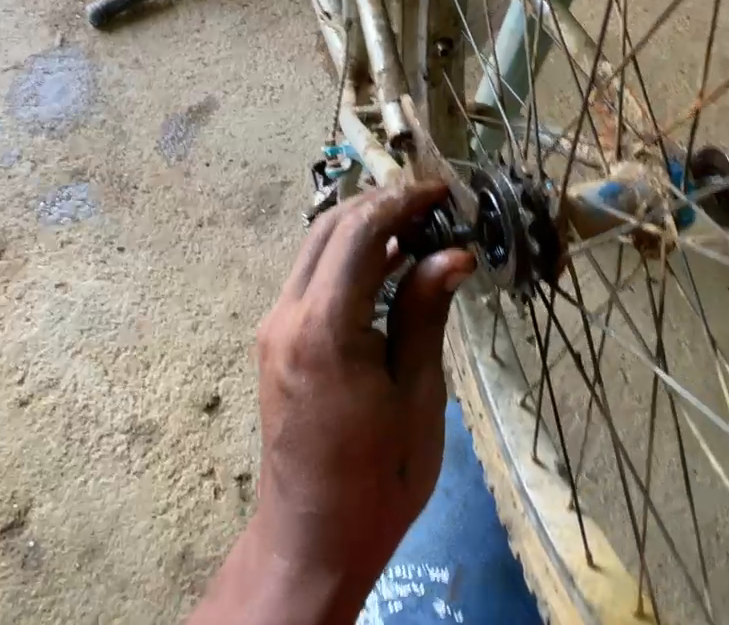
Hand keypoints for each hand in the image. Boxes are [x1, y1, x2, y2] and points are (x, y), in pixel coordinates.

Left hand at [190, 182, 474, 623]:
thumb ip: (425, 312)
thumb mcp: (417, 394)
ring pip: (315, 248)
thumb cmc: (377, 477)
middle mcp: (287, 315)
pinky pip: (311, 278)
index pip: (358, 233)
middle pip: (329, 228)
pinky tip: (388, 264)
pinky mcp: (277, 341)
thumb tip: (453, 252)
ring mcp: (275, 327)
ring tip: (419, 225)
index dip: (402, 201)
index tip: (443, 191)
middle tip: (433, 202)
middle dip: (380, 204)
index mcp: (323, 327)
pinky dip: (349, 259)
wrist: (313, 537)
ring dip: (363, 227)